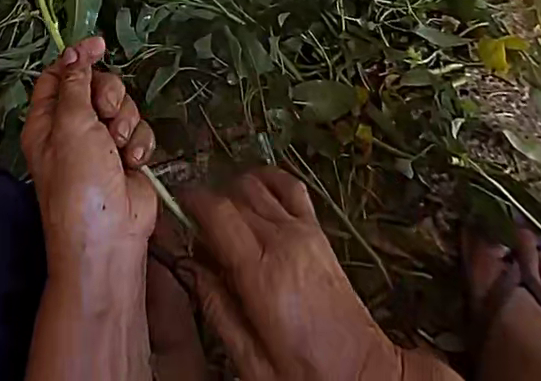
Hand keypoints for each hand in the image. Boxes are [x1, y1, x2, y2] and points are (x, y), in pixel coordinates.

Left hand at [21, 36, 158, 380]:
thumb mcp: (71, 124)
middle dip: (108, 95)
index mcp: (47, 119)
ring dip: (124, 122)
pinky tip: (134, 163)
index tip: (99, 45)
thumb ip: (75, 82)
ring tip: (118, 147)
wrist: (110, 237)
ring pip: (122, 105)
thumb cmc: (79, 179)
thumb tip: (75, 51)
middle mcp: (72, 127)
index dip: (78, 57)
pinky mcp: (127, 154)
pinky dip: (139, 142)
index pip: (58, 74)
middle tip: (105, 114)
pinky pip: (139, 129)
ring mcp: (101, 142)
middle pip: (96, 85)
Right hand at [180, 168, 458, 380]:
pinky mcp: (317, 230)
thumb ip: (217, 307)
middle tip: (195, 228)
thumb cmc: (307, 375)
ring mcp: (303, 230)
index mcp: (262, 273)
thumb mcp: (251, 361)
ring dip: (232, 190)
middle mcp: (281, 241)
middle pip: (232, 195)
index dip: (190, 201)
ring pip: (256, 185)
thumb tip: (191, 267)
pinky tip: (255, 191)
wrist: (365, 374)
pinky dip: (267, 179)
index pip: (217, 212)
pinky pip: (289, 185)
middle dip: (207, 203)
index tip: (175, 206)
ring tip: (222, 216)